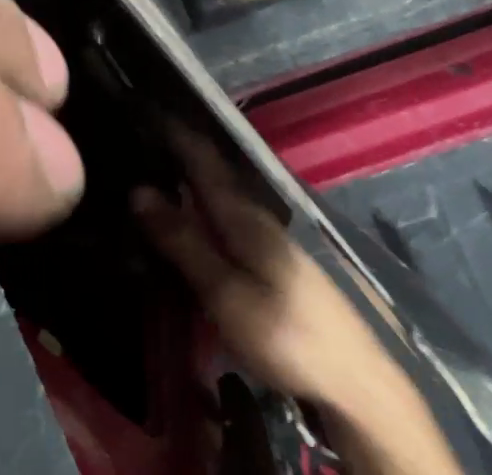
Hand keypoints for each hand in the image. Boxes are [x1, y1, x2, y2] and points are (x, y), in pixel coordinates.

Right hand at [133, 133, 388, 405]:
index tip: (144, 110)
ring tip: (155, 175)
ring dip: (191, 185)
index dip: (176, 135)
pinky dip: (204, 211)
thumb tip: (139, 191)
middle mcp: (260, 221)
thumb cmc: (285, 335)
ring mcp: (273, 244)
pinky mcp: (278, 267)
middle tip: (138, 141)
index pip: (205, 162)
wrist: (353, 383)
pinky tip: (191, 222)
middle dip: (179, 156)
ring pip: (223, 201)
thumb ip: (184, 242)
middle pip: (214, 178)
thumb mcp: (225, 293)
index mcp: (246, 218)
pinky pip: (229, 222)